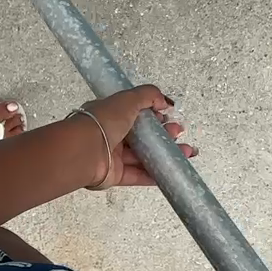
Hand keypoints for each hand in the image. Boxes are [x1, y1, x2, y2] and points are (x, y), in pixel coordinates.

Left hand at [73, 84, 194, 188]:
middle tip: (178, 133)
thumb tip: (165, 102)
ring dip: (166, 155)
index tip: (169, 117)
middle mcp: (111, 135)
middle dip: (164, 135)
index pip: (135, 115)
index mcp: (110, 115)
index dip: (154, 116)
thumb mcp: (127, 99)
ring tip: (187, 152)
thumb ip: (148, 95)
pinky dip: (156, 174)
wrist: (84, 151)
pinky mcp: (115, 175)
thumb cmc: (102, 122)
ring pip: (144, 156)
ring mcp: (113, 156)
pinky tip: (173, 171)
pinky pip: (138, 175)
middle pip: (142, 137)